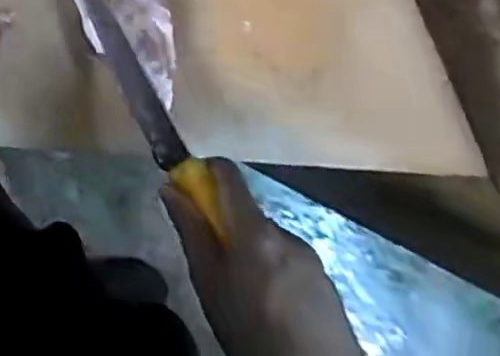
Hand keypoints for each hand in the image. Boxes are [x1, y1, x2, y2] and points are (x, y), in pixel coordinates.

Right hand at [163, 158, 362, 355]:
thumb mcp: (208, 281)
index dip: (205, 170)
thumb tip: (170, 189)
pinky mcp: (329, 284)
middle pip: (248, 210)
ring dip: (251, 248)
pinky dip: (274, 268)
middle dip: (227, 223)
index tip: (188, 188)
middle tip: (214, 259)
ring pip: (269, 238)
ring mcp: (313, 260)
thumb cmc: (250, 328)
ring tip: (244, 289)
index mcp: (256, 231)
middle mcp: (287, 235)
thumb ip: (190, 230)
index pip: (229, 174)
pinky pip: (290, 260)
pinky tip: (272, 303)